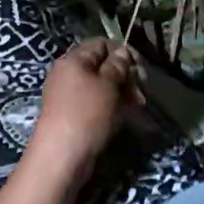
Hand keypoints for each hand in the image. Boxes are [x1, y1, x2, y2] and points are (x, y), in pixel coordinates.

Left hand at [29, 38, 143, 172]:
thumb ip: (119, 64)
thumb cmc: (87, 114)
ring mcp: (69, 96)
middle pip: (103, 65)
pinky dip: (112, 105)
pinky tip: (125, 115)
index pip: (102, 43)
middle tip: (141, 91)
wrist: (61, 159)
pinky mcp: (73, 114)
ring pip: (102, 85)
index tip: (140, 67)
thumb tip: (123, 52)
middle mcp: (69, 74)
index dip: (123, 51)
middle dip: (126, 75)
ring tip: (137, 105)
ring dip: (123, 91)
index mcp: (74, 60)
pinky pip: (96, 102)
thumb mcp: (109, 84)